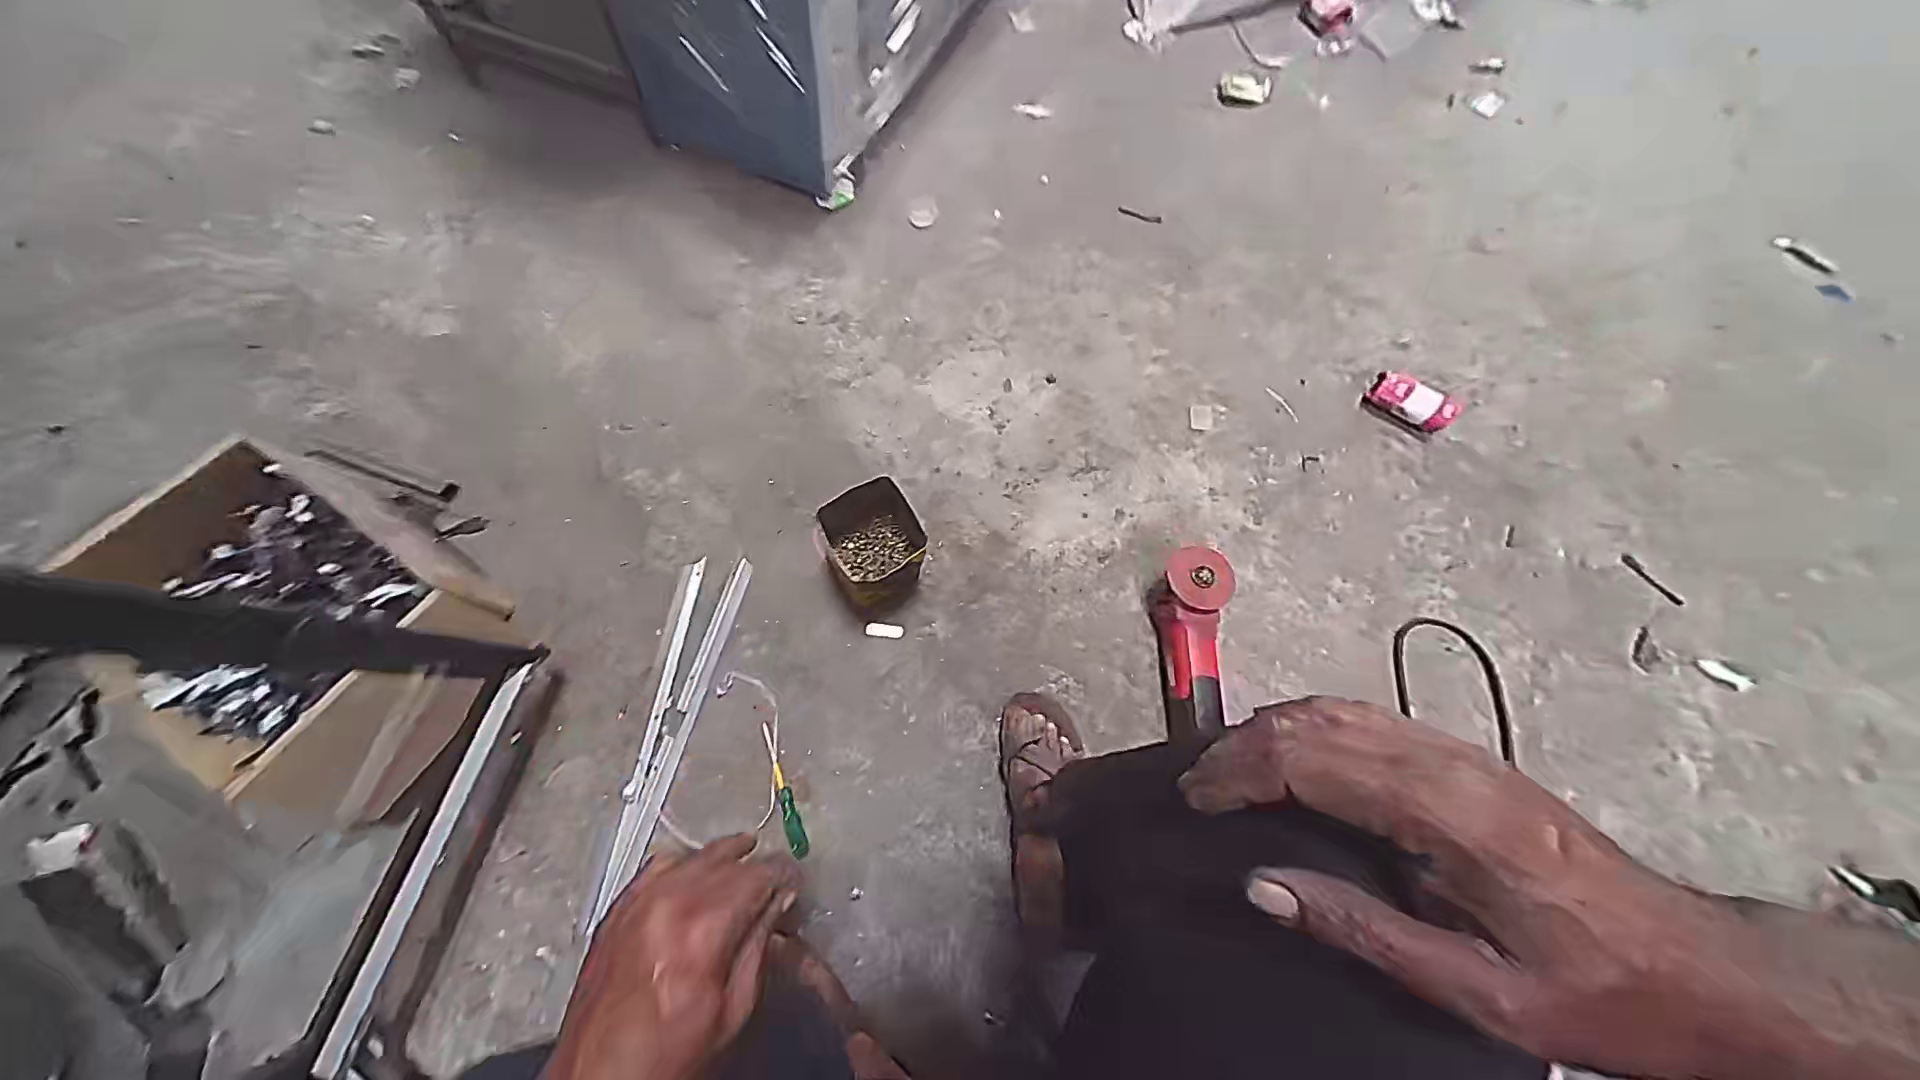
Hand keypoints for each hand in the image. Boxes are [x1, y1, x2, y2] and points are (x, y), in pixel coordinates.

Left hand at [546, 835, 797, 1079]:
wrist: (596, 1079)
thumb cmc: (665, 1055)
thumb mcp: (733, 1009)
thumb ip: (759, 944)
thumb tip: (777, 902)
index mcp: (705, 927)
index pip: (761, 873)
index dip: (785, 876)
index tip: (794, 885)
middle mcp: (671, 902)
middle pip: (732, 859)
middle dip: (759, 869)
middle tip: (774, 886)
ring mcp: (640, 901)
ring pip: (698, 854)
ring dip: (726, 860)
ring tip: (742, 870)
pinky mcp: (619, 909)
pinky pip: (661, 864)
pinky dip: (686, 864)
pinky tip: (696, 876)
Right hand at [1180, 696, 1919, 1079]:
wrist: (1707, 969)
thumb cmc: (1596, 991)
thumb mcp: (1481, 994)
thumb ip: (1362, 930)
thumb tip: (1261, 886)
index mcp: (1448, 814)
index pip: (1310, 762)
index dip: (1239, 774)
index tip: (1196, 799)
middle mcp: (1444, 762)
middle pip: (1311, 724)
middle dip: (1239, 748)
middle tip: (1197, 784)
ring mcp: (1453, 749)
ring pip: (1331, 709)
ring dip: (1265, 729)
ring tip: (1225, 765)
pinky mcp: (1457, 752)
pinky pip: (1358, 716)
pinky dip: (1302, 724)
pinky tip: (1282, 747)